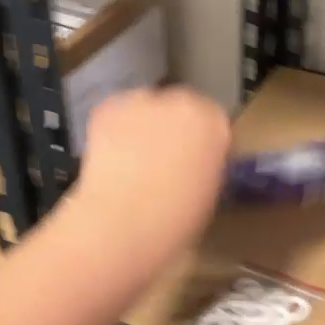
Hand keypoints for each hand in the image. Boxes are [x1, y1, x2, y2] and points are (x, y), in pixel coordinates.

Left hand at [73, 86, 231, 258]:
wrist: (124, 223)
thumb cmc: (175, 219)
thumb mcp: (210, 191)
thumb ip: (207, 164)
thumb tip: (195, 160)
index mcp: (215, 124)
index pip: (213, 122)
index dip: (201, 142)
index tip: (193, 160)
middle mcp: (184, 102)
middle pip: (181, 108)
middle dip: (172, 129)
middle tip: (161, 160)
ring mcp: (144, 101)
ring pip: (146, 108)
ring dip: (144, 126)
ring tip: (133, 160)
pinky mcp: (109, 107)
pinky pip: (116, 114)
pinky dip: (115, 129)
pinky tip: (112, 156)